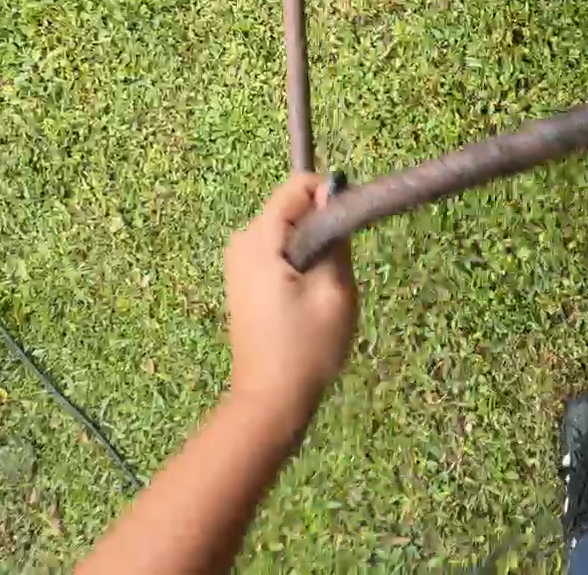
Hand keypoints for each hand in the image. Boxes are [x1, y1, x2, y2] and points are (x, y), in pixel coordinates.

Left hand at [223, 175, 357, 433]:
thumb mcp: (335, 288)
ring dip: (312, 243)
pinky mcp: (243, 277)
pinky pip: (277, 246)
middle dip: (321, 223)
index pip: (297, 186)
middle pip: (291, 205)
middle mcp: (241, 241)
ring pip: (287, 226)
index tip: (350, 225)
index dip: (330, 195)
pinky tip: (308, 294)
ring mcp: (238, 260)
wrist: (270, 401)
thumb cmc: (307, 346)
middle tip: (340, 264)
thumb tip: (334, 191)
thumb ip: (335, 235)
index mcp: (260, 240)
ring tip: (325, 284)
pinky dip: (299, 257)